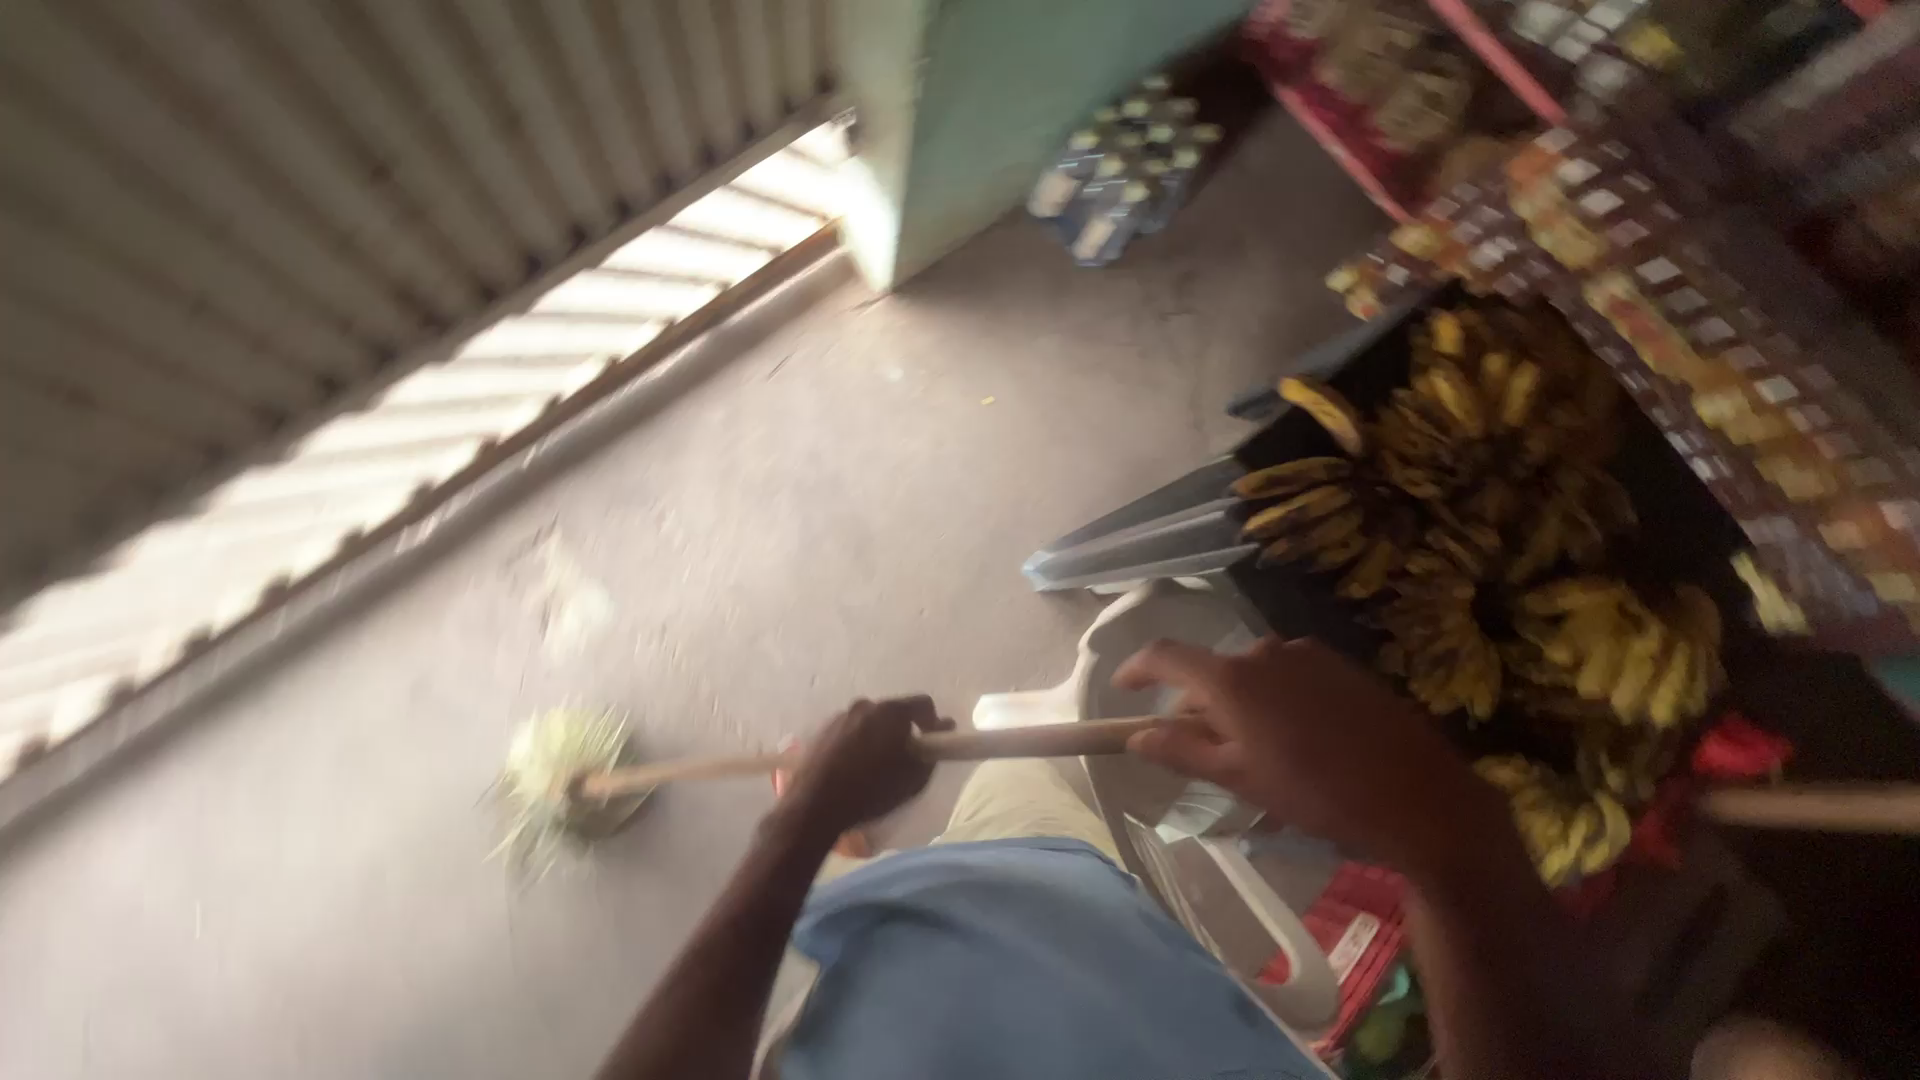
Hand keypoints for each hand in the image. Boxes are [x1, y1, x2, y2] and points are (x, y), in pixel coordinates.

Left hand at [779, 696, 952, 839]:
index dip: (933, 722)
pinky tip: (851, 770)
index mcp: (891, 712)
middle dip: (902, 731)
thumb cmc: (871, 790)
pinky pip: (849, 732)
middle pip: (894, 712)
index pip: (923, 704)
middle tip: (903, 759)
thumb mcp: (914, 779)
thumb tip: (941, 733)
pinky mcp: (821, 730)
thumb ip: (932, 753)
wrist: (815, 804)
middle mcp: (865, 705)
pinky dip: (856, 744)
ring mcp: (840, 716)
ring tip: (873, 768)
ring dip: (877, 737)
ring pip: (869, 722)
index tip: (931, 743)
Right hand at [1115, 637, 1509, 878]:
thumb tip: (1134, 736)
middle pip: (1210, 672)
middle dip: (1196, 706)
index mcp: (1231, 679)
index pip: (1165, 656)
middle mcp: (1263, 652)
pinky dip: (1273, 699)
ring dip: (1238, 704)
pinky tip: (1297, 740)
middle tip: (1203, 752)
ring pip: (1249, 675)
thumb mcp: (1239, 779)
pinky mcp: (1339, 665)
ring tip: (1256, 753)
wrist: (1421, 798)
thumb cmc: (1316, 794)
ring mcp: (1306, 655)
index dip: (1136, 668)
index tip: (1122, 688)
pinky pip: (1286, 675)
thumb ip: (1180, 751)